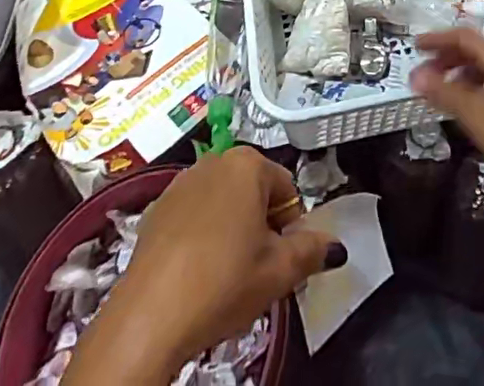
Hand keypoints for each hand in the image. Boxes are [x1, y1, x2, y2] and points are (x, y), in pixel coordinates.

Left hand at [63, 148, 342, 385]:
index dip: (291, 227)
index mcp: (248, 164)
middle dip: (261, 226)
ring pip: (223, 204)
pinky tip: (197, 273)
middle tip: (258, 268)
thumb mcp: (280, 271)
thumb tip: (335, 247)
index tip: (282, 259)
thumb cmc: (223, 282)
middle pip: (254, 192)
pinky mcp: (154, 211)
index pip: (287, 190)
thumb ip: (313, 251)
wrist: (147, 319)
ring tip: (226, 273)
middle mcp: (214, 162)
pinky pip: (193, 217)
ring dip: (232, 230)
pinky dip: (202, 237)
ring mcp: (179, 184)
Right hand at [410, 28, 483, 195]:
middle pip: (473, 49)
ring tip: (437, 89)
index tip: (415, 44)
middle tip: (423, 71)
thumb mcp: (472, 112)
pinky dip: (471, 87)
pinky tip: (462, 106)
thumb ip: (442, 91)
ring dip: (457, 73)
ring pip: (482, 67)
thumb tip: (415, 75)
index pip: (463, 36)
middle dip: (446, 57)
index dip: (437, 38)